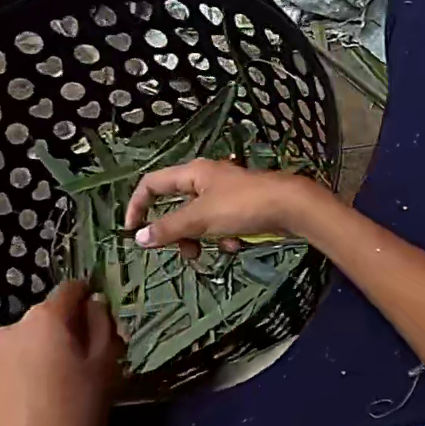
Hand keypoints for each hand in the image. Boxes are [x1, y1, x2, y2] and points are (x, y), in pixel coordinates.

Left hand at [0, 280, 121, 425]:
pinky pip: (13, 373)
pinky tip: (42, 413)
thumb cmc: (73, 418)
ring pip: (29, 347)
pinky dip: (30, 381)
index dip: (93, 299)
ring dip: (50, 358)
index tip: (109, 323)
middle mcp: (9, 331)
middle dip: (72, 333)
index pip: (71, 289)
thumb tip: (96, 307)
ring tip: (69, 394)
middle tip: (95, 366)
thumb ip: (105, 330)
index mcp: (43, 319)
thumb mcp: (106, 371)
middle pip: (49, 320)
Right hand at [124, 159, 330, 255]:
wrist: (290, 207)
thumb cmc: (243, 206)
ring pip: (201, 220)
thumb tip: (139, 238)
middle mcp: (206, 179)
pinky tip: (237, 244)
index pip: (152, 184)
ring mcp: (226, 194)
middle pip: (177, 207)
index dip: (137, 206)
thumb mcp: (201, 218)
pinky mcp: (242, 209)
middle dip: (180, 232)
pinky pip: (222, 226)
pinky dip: (225, 237)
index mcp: (192, 173)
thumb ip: (170, 228)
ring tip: (218, 249)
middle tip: (186, 252)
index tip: (133, 232)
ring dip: (203, 238)